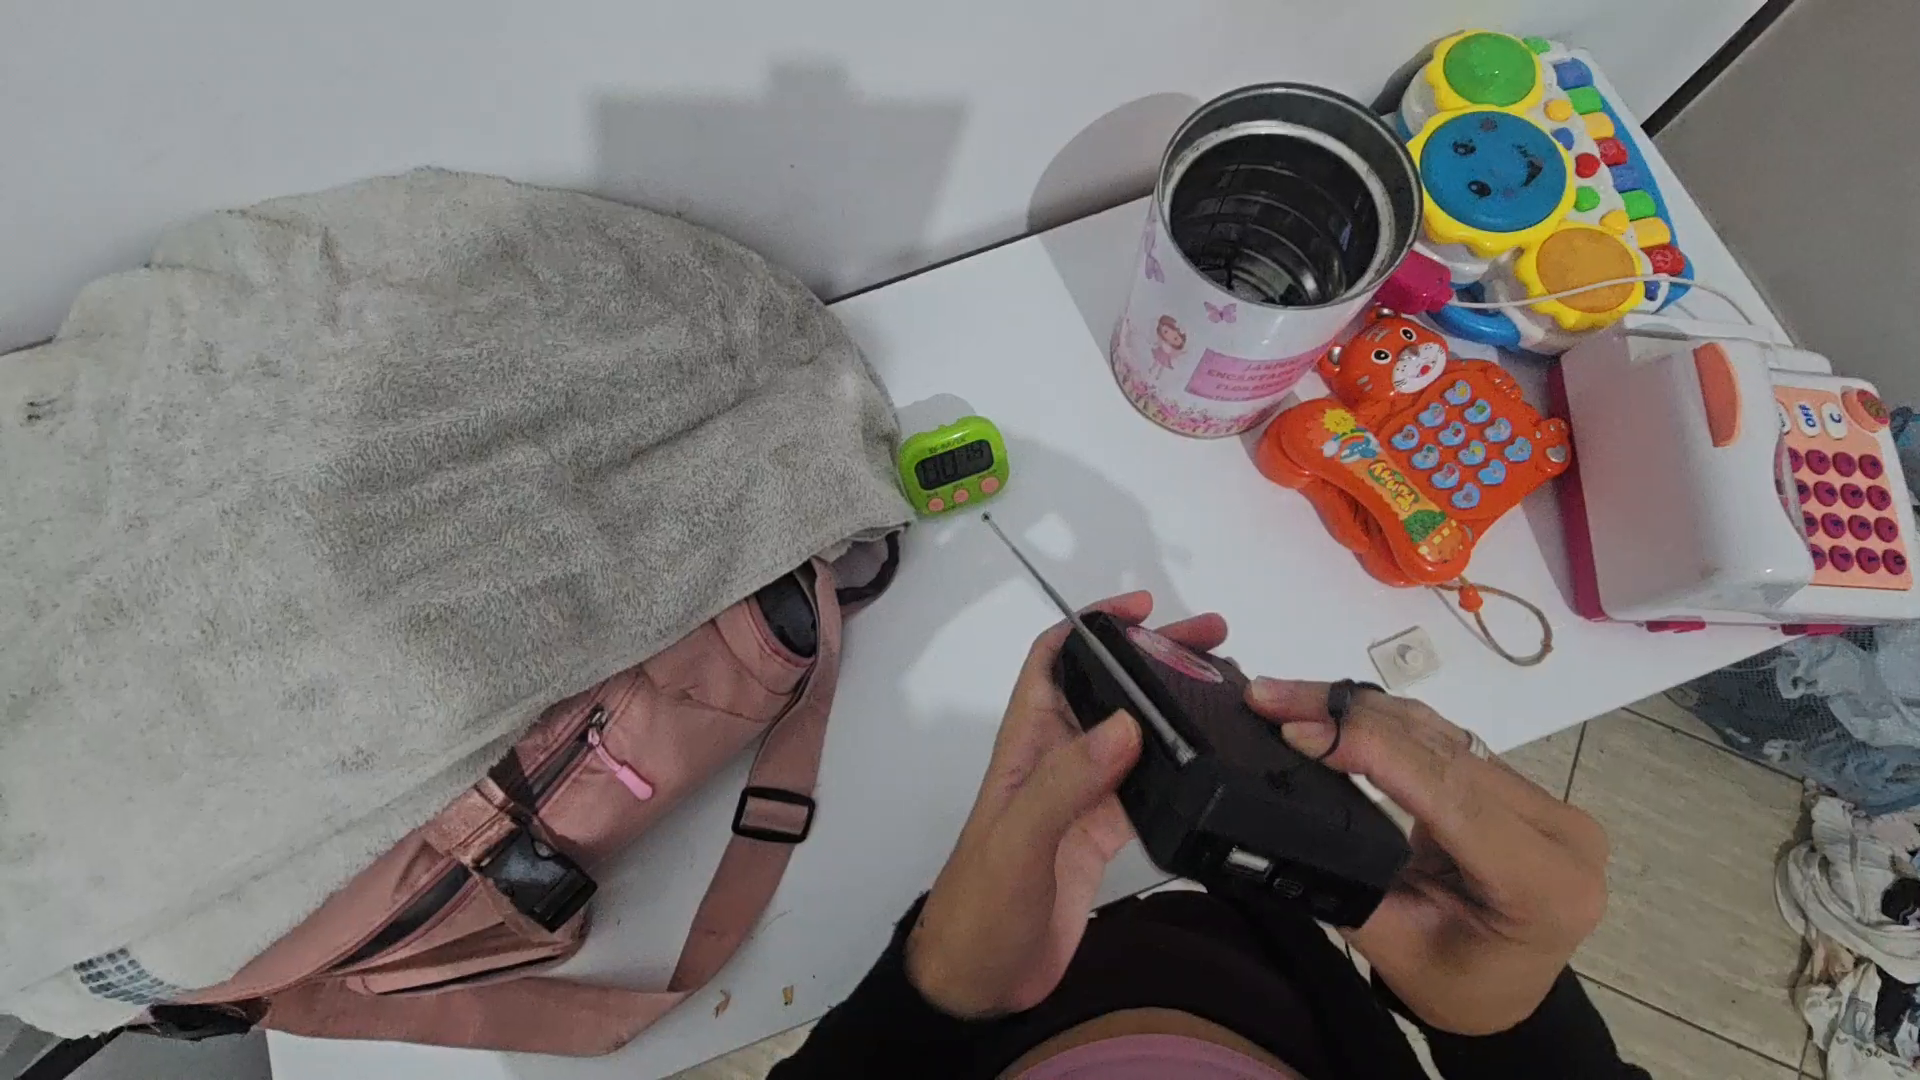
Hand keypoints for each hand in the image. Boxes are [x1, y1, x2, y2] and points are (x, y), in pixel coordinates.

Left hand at [905, 591, 1227, 1017]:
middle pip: (1105, 686)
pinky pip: (1145, 781)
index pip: (1054, 658)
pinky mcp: (1103, 827)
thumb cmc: (981, 900)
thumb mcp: (1019, 836)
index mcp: (1028, 739)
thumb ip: (1066, 781)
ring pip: (1132, 729)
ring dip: (1170, 705)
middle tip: (1209, 638)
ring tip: (1222, 685)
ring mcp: (1082, 790)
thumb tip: (1127, 725)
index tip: (1140, 609)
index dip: (1091, 624)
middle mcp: (1056, 754)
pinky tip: (1209, 758)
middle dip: (1150, 655)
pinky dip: (1177, 764)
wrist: (982, 974)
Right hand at [1246, 679, 1609, 1035]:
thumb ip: (1346, 876)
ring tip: (1280, 695)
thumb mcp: (1394, 944)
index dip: (1367, 747)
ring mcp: (1537, 798)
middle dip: (1343, 714)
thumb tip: (1285, 811)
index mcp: (1543, 881)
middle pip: (1437, 747)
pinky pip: (1435, 734)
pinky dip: (1371, 715)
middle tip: (1266, 697)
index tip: (1292, 731)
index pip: (1448, 790)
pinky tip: (1324, 705)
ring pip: (1433, 728)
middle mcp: (1555, 827)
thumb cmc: (1453, 982)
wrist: (1504, 997)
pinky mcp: (1508, 781)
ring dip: (1350, 706)